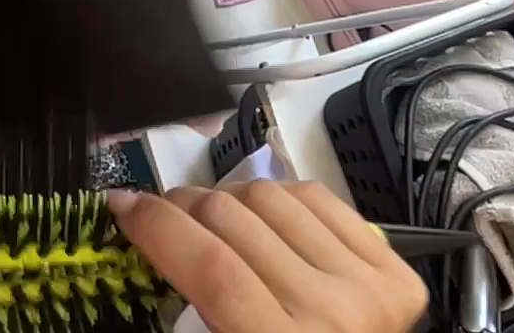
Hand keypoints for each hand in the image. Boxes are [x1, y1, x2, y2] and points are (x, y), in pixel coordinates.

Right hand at [108, 182, 427, 332]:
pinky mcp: (392, 271)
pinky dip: (278, 197)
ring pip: (266, 194)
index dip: (157, 225)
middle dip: (182, 205)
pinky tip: (265, 222)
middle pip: (231, 218)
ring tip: (218, 223)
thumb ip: (188, 299)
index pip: (212, 268)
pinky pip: (313, 195)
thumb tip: (132, 216)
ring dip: (228, 198)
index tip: (121, 204)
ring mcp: (368, 290)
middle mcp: (334, 319)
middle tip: (165, 215)